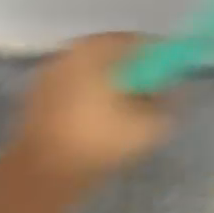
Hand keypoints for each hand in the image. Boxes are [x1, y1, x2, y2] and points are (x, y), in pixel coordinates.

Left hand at [10, 33, 173, 182]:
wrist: (43, 171)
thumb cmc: (97, 142)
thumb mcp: (149, 127)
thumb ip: (169, 103)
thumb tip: (175, 91)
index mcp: (95, 48)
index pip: (138, 42)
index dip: (160, 59)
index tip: (172, 80)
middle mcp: (70, 51)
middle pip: (114, 54)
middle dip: (135, 72)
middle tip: (152, 98)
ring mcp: (50, 71)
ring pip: (92, 71)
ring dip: (111, 85)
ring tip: (126, 113)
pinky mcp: (38, 93)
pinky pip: (74, 87)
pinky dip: (89, 97)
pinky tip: (98, 122)